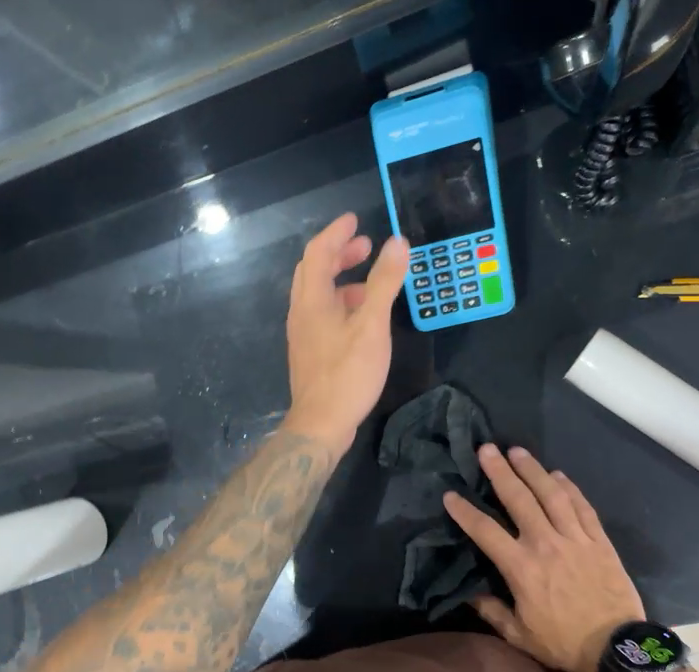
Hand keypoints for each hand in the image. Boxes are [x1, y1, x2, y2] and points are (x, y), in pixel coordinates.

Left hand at [282, 212, 408, 455]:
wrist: (321, 424)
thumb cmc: (347, 373)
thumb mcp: (373, 325)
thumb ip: (384, 282)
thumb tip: (397, 242)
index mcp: (312, 299)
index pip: (318, 252)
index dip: (337, 232)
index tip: (356, 220)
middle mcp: (301, 312)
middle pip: (314, 271)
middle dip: (339, 254)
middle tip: (365, 247)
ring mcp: (303, 335)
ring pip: (318, 296)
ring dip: (342, 282)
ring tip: (371, 285)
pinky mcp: (310, 354)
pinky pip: (322, 316)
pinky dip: (341, 305)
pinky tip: (362, 321)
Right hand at [443, 445, 645, 671]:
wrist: (614, 647)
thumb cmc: (562, 643)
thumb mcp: (518, 635)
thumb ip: (492, 611)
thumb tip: (470, 594)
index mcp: (521, 568)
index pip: (486, 531)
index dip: (465, 512)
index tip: (450, 495)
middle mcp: (546, 544)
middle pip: (519, 500)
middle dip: (500, 472)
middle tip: (486, 449)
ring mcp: (576, 539)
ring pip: (552, 495)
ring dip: (534, 470)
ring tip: (518, 451)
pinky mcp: (599, 541)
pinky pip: (583, 507)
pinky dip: (570, 488)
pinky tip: (558, 475)